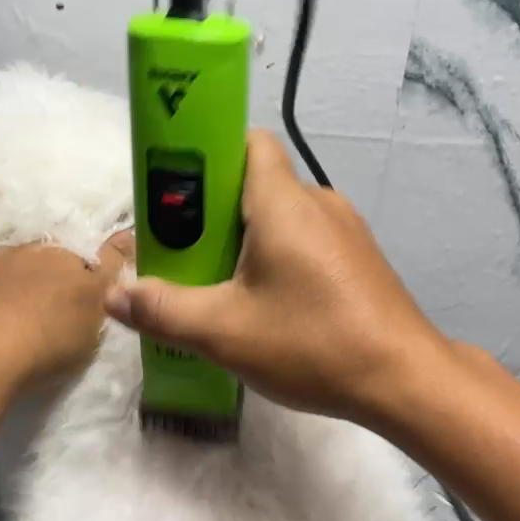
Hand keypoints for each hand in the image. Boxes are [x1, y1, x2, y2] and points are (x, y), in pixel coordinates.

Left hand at [0, 230, 132, 390]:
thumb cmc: (49, 340)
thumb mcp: (94, 319)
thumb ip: (105, 284)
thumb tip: (122, 244)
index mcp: (69, 257)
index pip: (99, 250)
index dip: (107, 258)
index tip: (111, 266)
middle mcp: (29, 251)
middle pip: (53, 258)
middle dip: (59, 274)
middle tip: (62, 304)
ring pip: (15, 269)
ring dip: (23, 285)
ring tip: (22, 318)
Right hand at [103, 131, 451, 425]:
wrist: (404, 379)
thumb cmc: (312, 343)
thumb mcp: (224, 332)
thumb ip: (163, 309)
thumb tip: (115, 293)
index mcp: (284, 201)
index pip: (247, 141)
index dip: (208, 155)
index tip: (177, 194)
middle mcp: (319, 202)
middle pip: (257, 183)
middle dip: (215, 213)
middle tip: (186, 258)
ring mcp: (347, 231)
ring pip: (283, 217)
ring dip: (247, 241)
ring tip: (221, 289)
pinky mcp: (360, 260)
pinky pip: (308, 242)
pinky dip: (279, 259)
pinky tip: (269, 307)